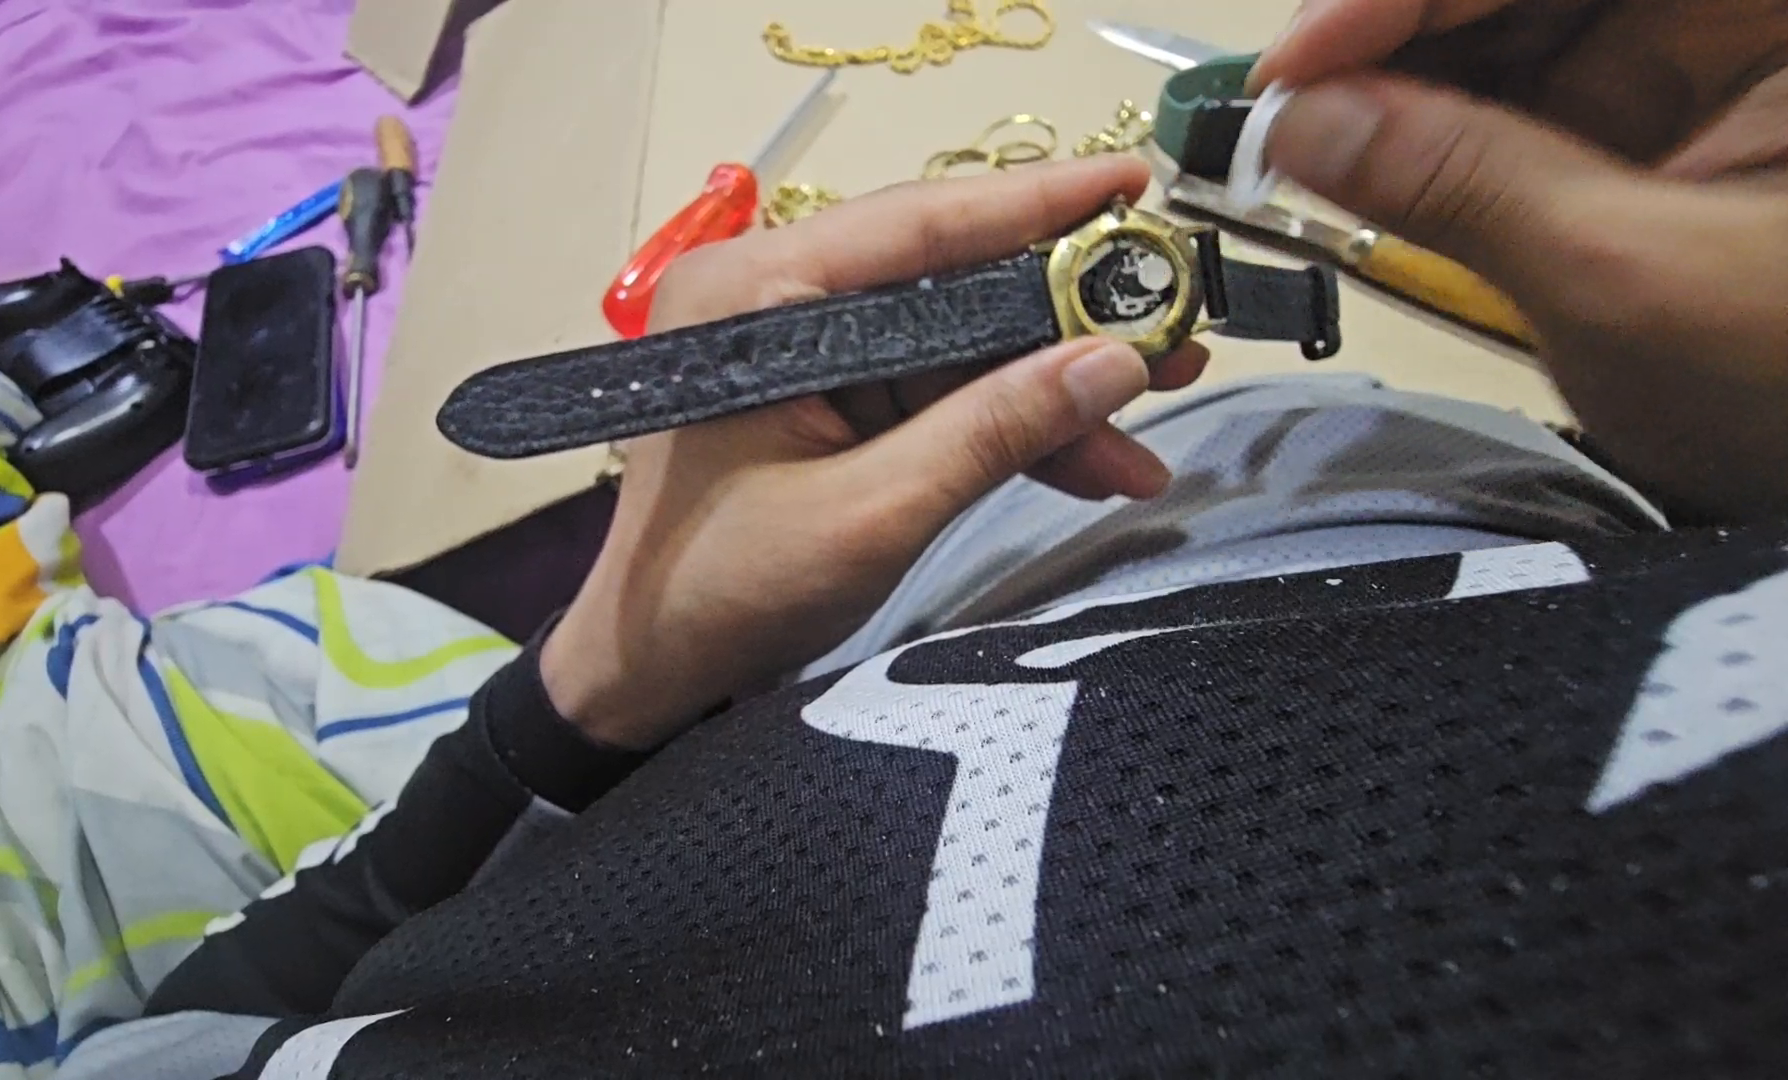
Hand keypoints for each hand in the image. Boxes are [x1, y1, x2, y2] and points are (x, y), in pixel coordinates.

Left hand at [540, 156, 1208, 749]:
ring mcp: (801, 356)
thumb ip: (991, 430)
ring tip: (1149, 416)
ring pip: (950, 351)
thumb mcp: (872, 513)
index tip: (1137, 190)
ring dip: (1045, 392)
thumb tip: (1116, 361)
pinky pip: (928, 400)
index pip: (916, 227)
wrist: (656, 661)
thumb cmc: (730, 591)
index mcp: (755, 297)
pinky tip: (1086, 463)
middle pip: (945, 287)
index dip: (1036, 208)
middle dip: (1060, 323)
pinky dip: (1000, 432)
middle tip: (1173, 331)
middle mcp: (774, 304)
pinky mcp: (822, 404)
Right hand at [1243, 0, 1787, 522]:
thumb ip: (1457, 187)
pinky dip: (1421, 126)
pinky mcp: (1655, 107)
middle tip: (1280, 111)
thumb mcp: (1617, 277)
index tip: (1287, 70)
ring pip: (1509, 29)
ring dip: (1390, 82)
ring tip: (1302, 141)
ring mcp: (1708, 48)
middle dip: (1387, 35)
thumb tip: (1301, 128)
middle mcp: (1752, 6)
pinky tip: (1359, 156)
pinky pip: (1513, 91)